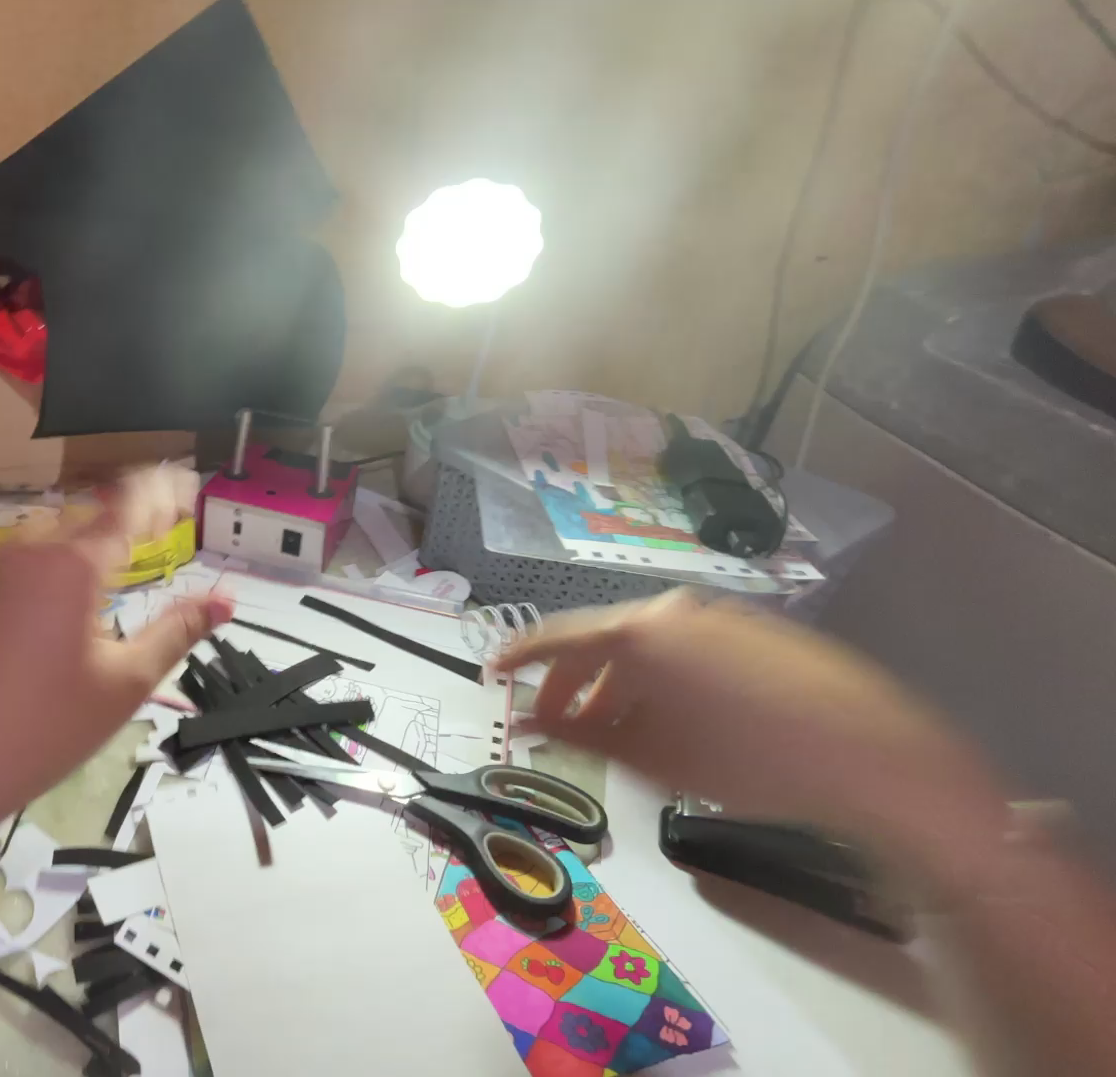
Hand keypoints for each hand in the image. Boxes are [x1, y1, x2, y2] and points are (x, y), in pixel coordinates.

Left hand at [0, 466, 229, 827]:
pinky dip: (45, 562)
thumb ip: (177, 632)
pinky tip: (52, 602)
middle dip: (124, 517)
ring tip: (109, 565)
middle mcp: (25, 552)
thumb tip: (225, 601)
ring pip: (45, 534)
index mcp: (72, 565)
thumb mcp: (124, 684)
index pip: (128, 504)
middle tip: (157, 532)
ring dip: (82, 538)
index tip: (186, 486)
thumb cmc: (43, 729)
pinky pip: (13, 560)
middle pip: (85, 515)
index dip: (161, 490)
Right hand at [494, 593, 1007, 840]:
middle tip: (558, 723)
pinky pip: (685, 650)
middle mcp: (674, 612)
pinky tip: (675, 720)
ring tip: (619, 732)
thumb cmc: (750, 763)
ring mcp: (720, 617)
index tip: (492, 673)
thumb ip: (575, 734)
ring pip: (645, 647)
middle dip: (572, 684)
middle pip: (600, 642)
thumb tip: (523, 722)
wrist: (883, 765)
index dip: (517, 658)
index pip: (555, 637)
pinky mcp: (758, 632)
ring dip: (618, 686)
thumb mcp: (650, 757)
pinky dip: (661, 680)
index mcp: (639, 632)